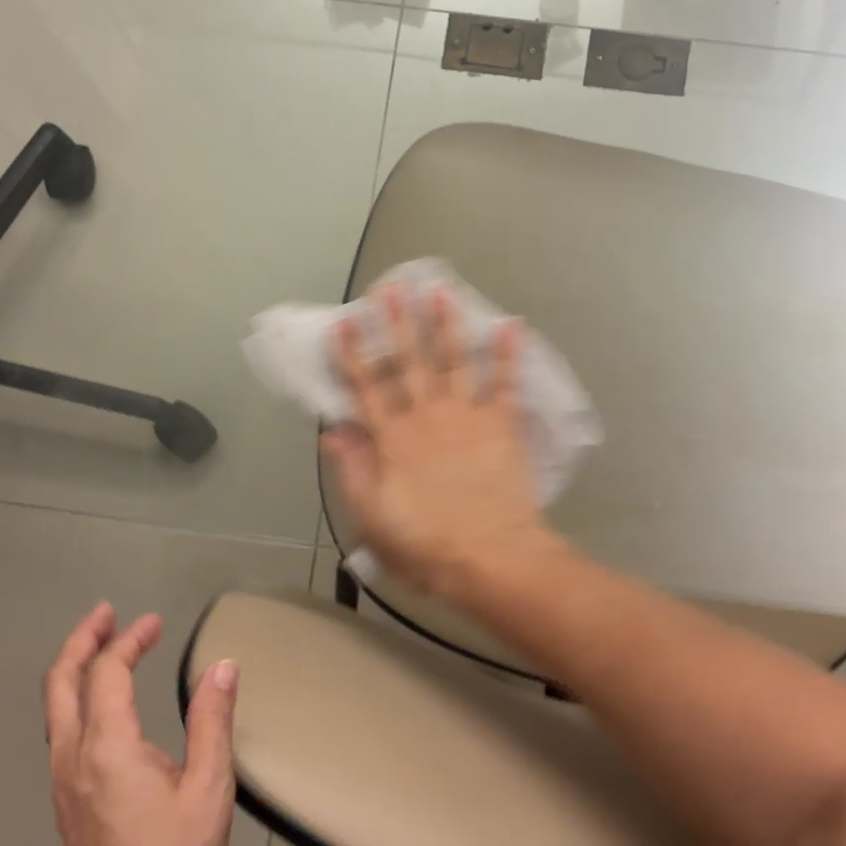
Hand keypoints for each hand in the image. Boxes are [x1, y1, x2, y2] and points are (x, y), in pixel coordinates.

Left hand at [45, 603, 238, 845]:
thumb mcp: (209, 785)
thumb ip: (213, 720)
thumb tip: (223, 667)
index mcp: (106, 749)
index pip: (106, 673)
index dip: (129, 640)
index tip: (154, 623)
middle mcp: (72, 760)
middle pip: (60, 683)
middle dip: (81, 641)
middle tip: (105, 614)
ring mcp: (62, 783)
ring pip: (53, 709)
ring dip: (74, 667)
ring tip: (100, 646)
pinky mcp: (66, 801)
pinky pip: (59, 731)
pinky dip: (75, 697)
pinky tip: (98, 703)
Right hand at [323, 285, 556, 598]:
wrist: (490, 557)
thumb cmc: (426, 545)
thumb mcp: (371, 518)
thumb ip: (352, 470)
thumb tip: (333, 431)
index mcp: (392, 439)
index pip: (366, 389)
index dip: (353, 356)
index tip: (344, 324)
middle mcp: (427, 417)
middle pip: (409, 363)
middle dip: (398, 323)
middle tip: (392, 288)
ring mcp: (468, 416)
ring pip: (454, 360)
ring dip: (447, 324)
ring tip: (442, 290)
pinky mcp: (503, 425)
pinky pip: (506, 383)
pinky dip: (510, 353)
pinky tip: (512, 323)